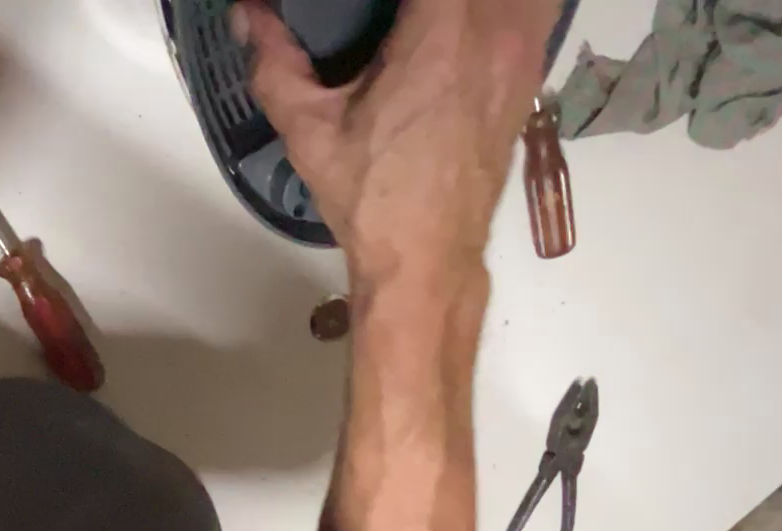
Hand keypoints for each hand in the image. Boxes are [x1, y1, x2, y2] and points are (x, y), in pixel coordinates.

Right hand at [232, 0, 559, 279]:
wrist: (425, 255)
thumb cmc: (370, 198)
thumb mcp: (310, 133)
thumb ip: (277, 66)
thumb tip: (247, 14)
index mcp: (442, 28)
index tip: (361, 6)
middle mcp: (498, 24)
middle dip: (415, 3)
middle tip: (384, 20)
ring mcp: (527, 44)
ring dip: (461, 4)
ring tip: (420, 25)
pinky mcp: (534, 68)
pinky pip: (531, 5)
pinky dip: (497, 9)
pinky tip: (461, 31)